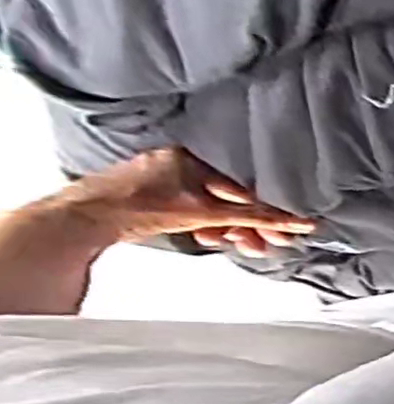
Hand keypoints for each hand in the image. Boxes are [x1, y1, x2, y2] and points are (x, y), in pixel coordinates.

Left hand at [63, 148, 315, 257]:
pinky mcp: (149, 194)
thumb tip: (305, 223)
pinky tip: (207, 237)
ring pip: (211, 207)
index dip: (266, 214)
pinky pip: (190, 209)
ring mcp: (160, 178)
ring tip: (235, 244)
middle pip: (229, 199)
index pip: (244, 189)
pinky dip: (204, 225)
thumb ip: (261, 218)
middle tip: (262, 244)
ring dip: (228, 229)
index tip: (281, 233)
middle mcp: (176, 163)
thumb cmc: (139, 208)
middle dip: (247, 225)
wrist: (77, 220)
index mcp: (191, 159)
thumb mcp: (210, 214)